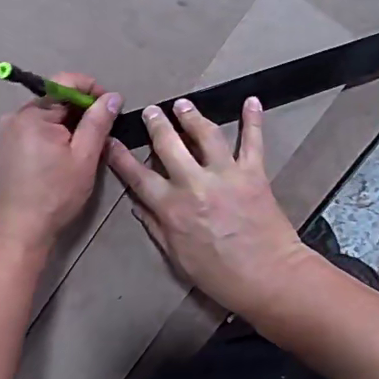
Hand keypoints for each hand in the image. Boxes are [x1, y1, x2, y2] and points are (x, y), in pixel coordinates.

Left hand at [0, 73, 121, 249]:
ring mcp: (4, 133)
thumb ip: (98, 122)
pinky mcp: (3, 148)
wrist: (18, 231)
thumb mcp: (84, 158)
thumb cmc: (54, 196)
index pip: (65, 82)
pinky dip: (51, 136)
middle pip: (54, 99)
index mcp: (32, 115)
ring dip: (66, 125)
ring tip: (83, 149)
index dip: (91, 89)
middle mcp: (13, 117)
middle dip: (80, 111)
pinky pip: (32, 131)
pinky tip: (61, 158)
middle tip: (101, 133)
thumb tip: (112, 97)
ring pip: (44, 117)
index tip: (110, 106)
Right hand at [104, 96, 315, 316]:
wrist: (267, 277)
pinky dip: (253, 120)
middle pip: (168, 144)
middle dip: (156, 124)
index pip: (138, 176)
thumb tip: (138, 204)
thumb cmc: (219, 275)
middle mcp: (194, 184)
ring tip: (183, 104)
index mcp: (171, 207)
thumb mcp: (176, 256)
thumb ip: (156, 227)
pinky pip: (253, 141)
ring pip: (206, 134)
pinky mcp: (253, 173)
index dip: (121, 157)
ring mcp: (225, 175)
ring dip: (192, 116)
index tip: (111, 141)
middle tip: (151, 111)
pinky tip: (251, 101)